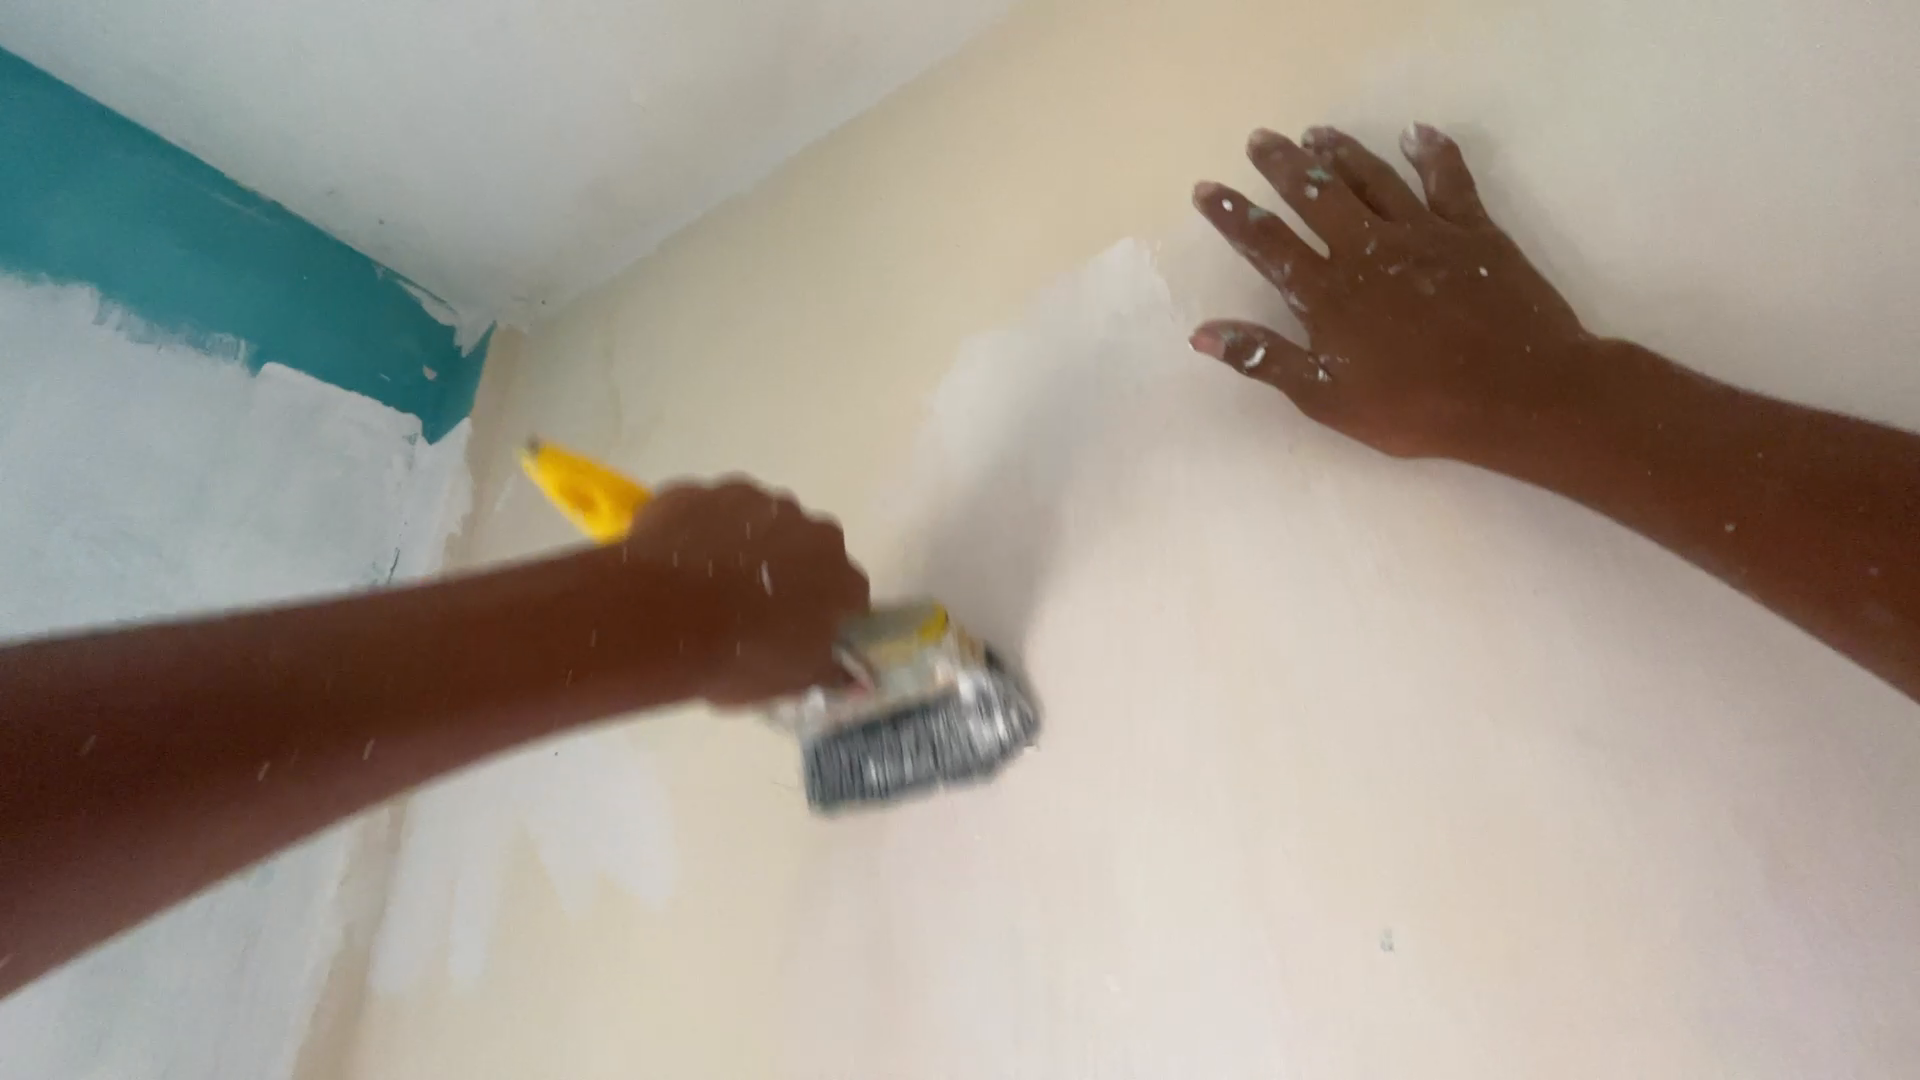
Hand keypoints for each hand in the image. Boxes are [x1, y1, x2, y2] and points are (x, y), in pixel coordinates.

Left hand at [624, 480, 869, 705]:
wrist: (658, 618)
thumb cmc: (739, 656)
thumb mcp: (793, 681)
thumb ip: (829, 671)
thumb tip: (853, 675)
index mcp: (837, 570)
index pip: (848, 593)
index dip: (826, 614)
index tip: (802, 634)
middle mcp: (804, 524)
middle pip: (805, 548)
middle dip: (787, 572)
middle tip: (753, 610)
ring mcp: (748, 500)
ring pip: (755, 523)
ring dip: (742, 546)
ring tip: (707, 586)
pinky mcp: (697, 492)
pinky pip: (705, 513)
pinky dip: (697, 532)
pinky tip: (676, 563)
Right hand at [1188, 124, 1591, 459]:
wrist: (1516, 395)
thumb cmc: (1411, 407)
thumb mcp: (1323, 397)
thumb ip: (1264, 358)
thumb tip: (1202, 334)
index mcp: (1328, 294)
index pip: (1267, 245)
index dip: (1234, 216)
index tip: (1207, 190)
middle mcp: (1367, 251)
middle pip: (1316, 195)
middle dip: (1284, 166)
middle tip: (1261, 138)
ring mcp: (1423, 234)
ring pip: (1372, 178)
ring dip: (1341, 152)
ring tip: (1316, 133)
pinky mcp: (1473, 230)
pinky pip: (1448, 178)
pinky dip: (1431, 152)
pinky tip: (1416, 134)